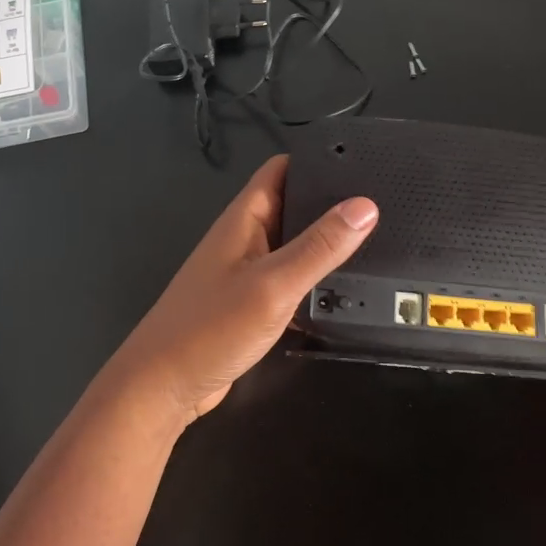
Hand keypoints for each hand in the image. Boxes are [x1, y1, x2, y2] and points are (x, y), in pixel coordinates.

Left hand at [100, 156, 378, 424]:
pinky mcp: (249, 303)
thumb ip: (319, 247)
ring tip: (375, 244)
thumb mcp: (273, 285)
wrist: (163, 387)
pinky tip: (341, 294)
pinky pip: (288, 280)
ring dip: (323, 245)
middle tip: (381, 206)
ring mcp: (245, 271)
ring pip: (292, 245)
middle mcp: (244, 238)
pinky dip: (312, 281)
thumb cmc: (211, 329)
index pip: (282, 169)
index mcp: (244, 219)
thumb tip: (365, 206)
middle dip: (330, 203)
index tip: (362, 158)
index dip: (318, 160)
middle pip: (292, 205)